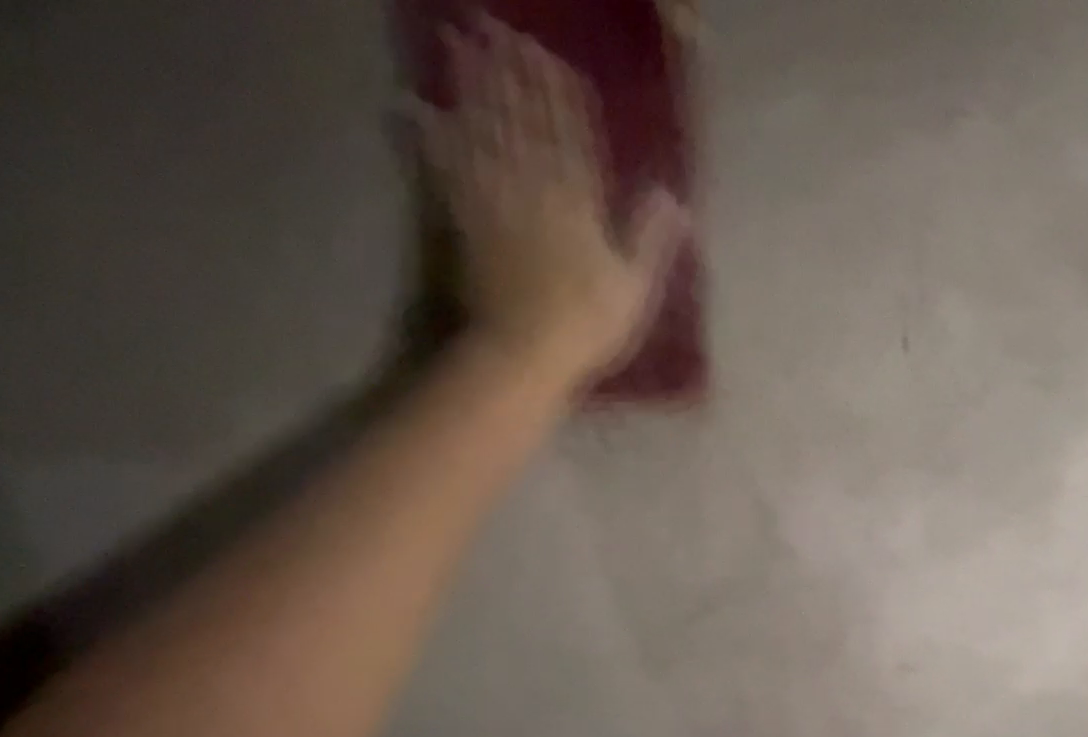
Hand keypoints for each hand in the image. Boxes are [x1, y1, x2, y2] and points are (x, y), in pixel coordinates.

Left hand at [420, 16, 687, 381]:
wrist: (523, 354)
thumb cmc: (588, 327)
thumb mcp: (636, 288)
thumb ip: (651, 239)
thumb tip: (673, 197)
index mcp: (581, 209)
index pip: (574, 142)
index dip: (562, 98)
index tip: (553, 58)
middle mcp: (536, 193)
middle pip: (524, 124)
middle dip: (513, 75)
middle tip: (498, 28)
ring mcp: (495, 205)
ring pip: (483, 135)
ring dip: (471, 87)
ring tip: (458, 44)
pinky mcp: (464, 223)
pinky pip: (446, 173)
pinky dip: (430, 139)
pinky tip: (414, 107)